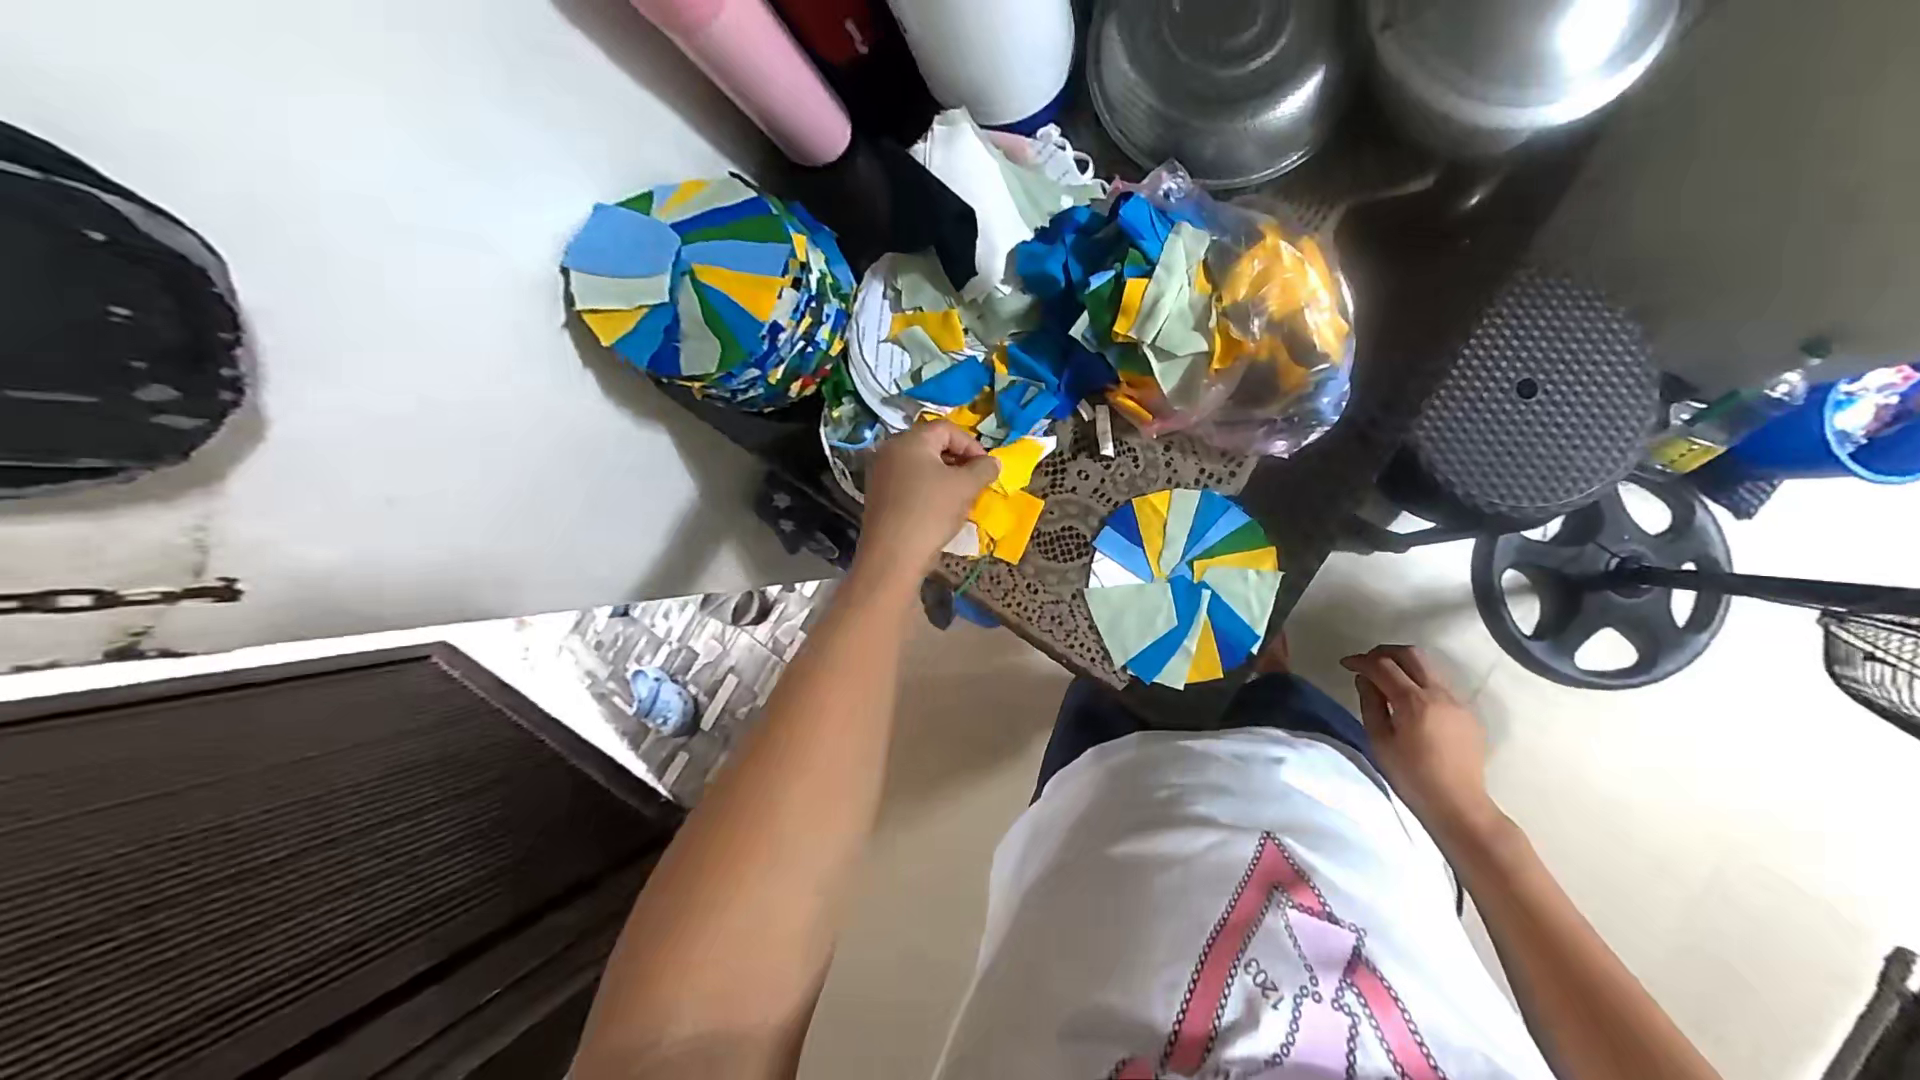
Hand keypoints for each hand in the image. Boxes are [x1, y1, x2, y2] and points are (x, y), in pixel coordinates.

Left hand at [854, 420, 998, 586]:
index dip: (971, 445)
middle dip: (958, 460)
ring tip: (961, 496)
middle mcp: (890, 451)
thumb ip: (983, 469)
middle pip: (931, 445)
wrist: (893, 555)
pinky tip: (940, 508)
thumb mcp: (965, 487)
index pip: (946, 429)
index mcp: (910, 440)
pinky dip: (928, 488)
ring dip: (945, 476)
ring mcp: (881, 474)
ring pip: (920, 465)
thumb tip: (992, 462)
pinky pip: (909, 482)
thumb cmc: (931, 512)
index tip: (986, 467)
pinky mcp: (879, 496)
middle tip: (976, 480)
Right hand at [1341, 646, 1502, 844]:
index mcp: (1414, 702)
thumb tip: (1365, 680)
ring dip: (1403, 665)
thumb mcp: (1379, 739)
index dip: (1360, 661)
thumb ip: (1370, 703)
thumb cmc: (1410, 775)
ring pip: (1428, 666)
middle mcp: (1440, 694)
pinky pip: (1440, 685)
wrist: (1457, 803)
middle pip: (1411, 654)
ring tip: (1384, 679)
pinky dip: (1419, 681)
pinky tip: (1408, 701)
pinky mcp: (1468, 713)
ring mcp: (1458, 702)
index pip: (1383, 666)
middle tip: (1366, 663)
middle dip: (1384, 652)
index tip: (1346, 664)